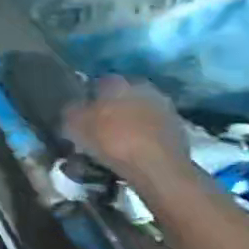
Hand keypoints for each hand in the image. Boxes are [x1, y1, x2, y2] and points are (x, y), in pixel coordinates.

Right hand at [61, 75, 190, 180]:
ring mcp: (165, 109)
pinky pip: (151, 130)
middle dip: (110, 109)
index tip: (80, 113)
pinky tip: (132, 152)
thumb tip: (72, 108)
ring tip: (115, 143)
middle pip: (121, 97)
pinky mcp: (179, 130)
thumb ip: (70, 111)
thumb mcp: (74, 125)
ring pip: (138, 113)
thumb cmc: (111, 139)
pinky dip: (142, 138)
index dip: (88, 97)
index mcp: (118, 83)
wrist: (157, 166)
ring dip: (128, 123)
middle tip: (97, 128)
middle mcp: (143, 88)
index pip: (98, 82)